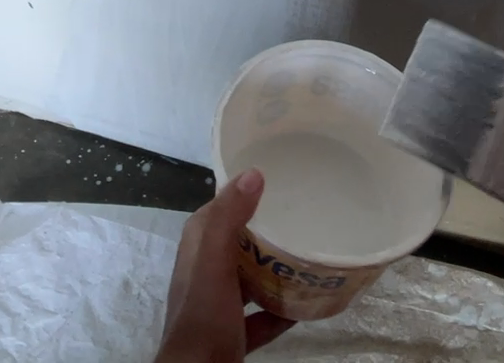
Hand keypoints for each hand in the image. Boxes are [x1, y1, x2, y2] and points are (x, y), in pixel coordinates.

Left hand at [155, 169, 295, 361]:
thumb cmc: (205, 316)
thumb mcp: (215, 262)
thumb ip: (227, 219)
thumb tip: (253, 172)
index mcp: (197, 247)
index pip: (219, 207)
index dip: (243, 193)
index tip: (276, 182)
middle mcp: (204, 270)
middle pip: (239, 240)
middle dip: (265, 230)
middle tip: (301, 218)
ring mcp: (218, 303)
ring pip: (250, 275)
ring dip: (273, 268)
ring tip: (305, 257)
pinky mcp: (232, 332)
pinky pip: (260, 313)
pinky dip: (279, 308)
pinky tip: (301, 304)